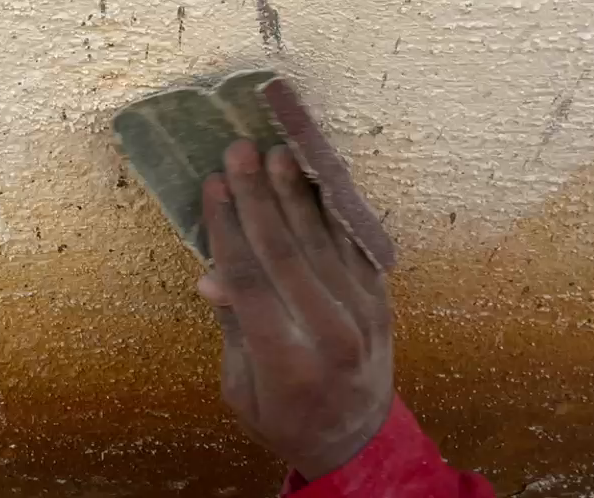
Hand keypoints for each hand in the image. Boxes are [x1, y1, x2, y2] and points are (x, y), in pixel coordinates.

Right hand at [196, 140, 394, 480]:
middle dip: (257, 196)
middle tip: (239, 151)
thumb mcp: (241, 389)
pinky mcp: (381, 300)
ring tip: (276, 152)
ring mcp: (364, 315)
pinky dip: (332, 210)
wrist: (361, 442)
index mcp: (289, 363)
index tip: (211, 185)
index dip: (226, 228)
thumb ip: (232, 329)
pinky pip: (353, 245)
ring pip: (321, 241)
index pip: (249, 280)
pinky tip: (316, 178)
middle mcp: (332, 334)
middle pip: (285, 251)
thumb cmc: (286, 418)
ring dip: (295, 193)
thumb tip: (211, 276)